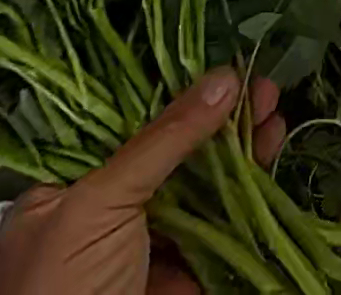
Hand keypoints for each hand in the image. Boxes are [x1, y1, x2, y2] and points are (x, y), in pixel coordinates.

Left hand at [0, 67, 286, 294]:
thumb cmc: (66, 289)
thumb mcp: (101, 204)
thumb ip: (164, 139)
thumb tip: (225, 78)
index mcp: (68, 187)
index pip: (129, 120)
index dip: (178, 89)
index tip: (221, 67)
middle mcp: (110, 206)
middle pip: (175, 144)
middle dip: (221, 112)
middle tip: (261, 84)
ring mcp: (151, 237)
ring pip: (203, 175)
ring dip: (242, 141)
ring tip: (275, 108)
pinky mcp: (187, 264)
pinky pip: (222, 213)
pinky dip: (251, 182)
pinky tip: (272, 146)